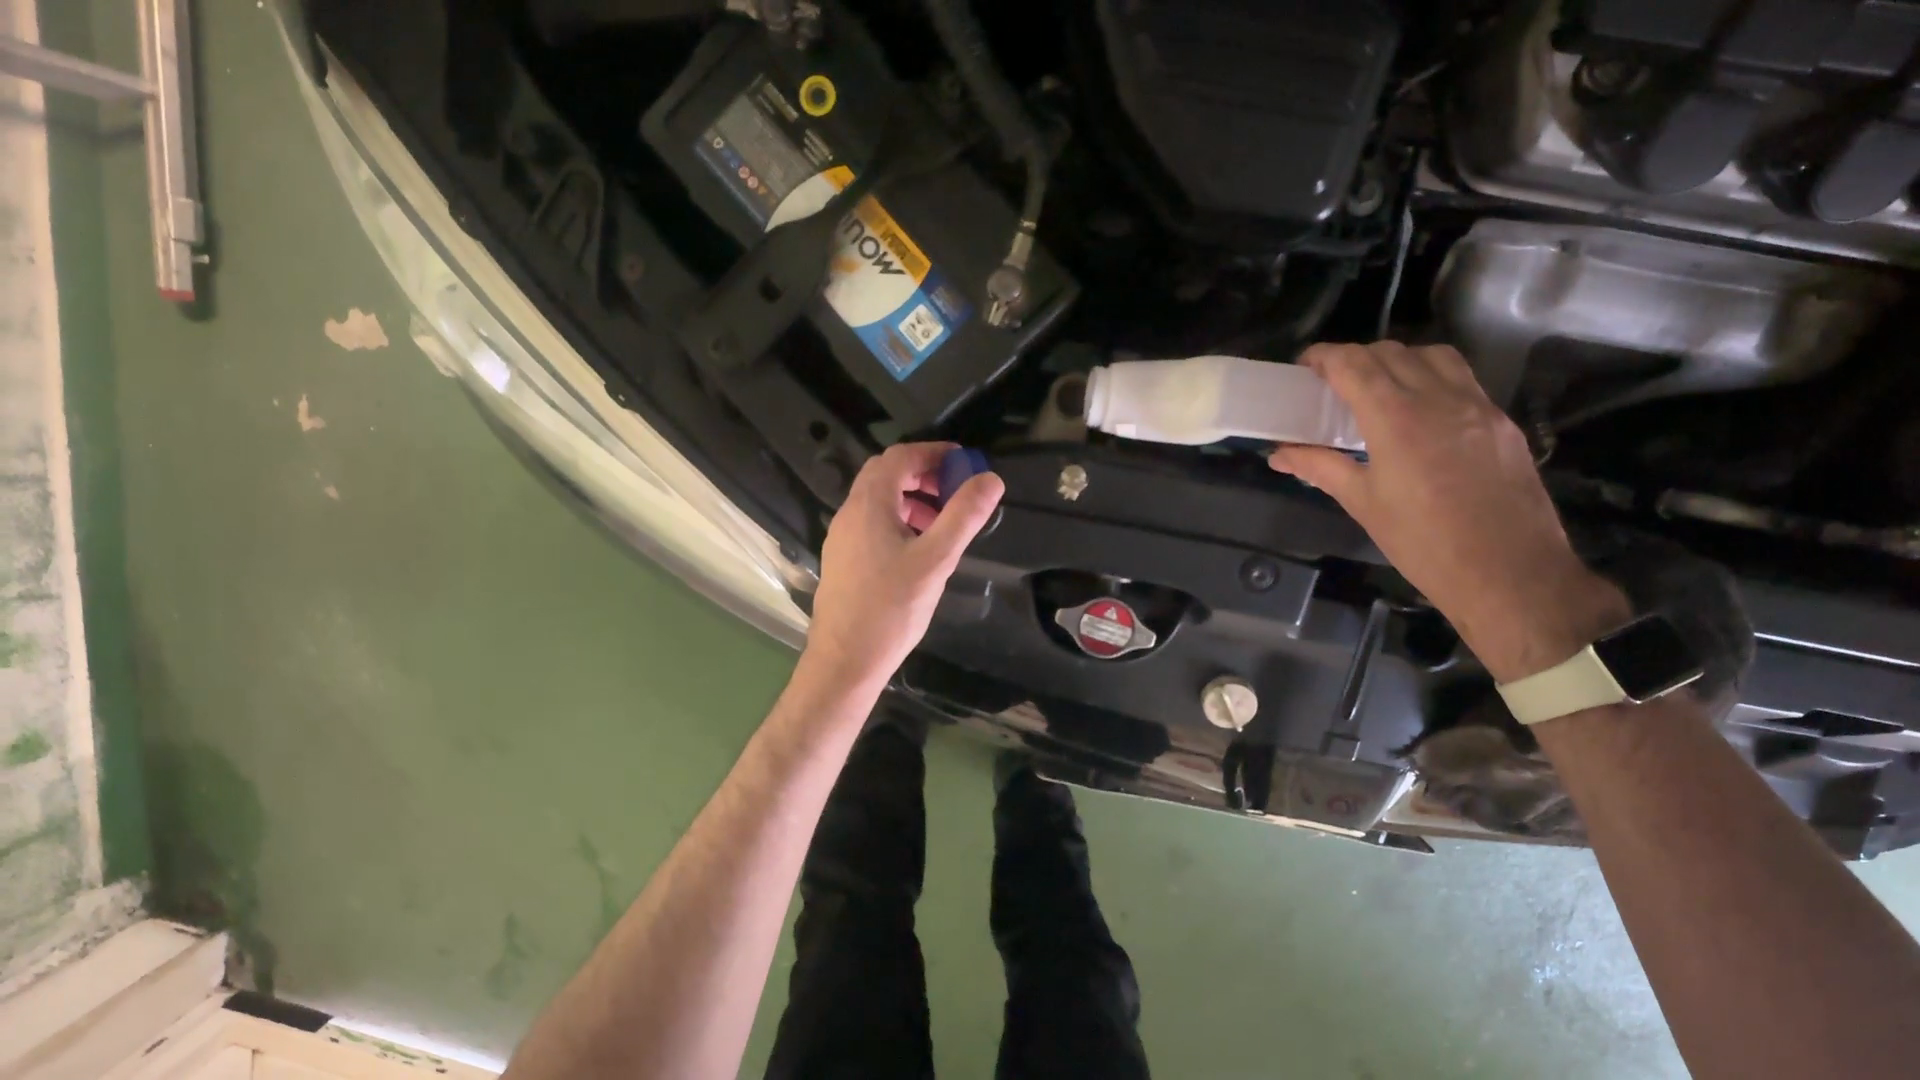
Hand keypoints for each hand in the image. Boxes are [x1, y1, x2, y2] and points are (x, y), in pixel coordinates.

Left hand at [803, 442, 1004, 688]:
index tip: (965, 462)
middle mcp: (849, 514)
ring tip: (942, 523)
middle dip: (922, 474)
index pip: (899, 457)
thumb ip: (963, 516)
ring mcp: (842, 538)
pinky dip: (898, 521)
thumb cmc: (891, 608)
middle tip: (955, 490)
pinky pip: (871, 524)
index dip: (933, 453)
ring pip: (877, 502)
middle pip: (885, 475)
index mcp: (869, 505)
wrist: (844, 660)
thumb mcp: (936, 560)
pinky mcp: (842, 560)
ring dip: (911, 500)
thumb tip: (990, 479)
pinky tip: (918, 551)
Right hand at [1268, 342, 1627, 682]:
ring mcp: (1476, 406)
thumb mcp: (1363, 504)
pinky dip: (1432, 378)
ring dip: (1398, 360)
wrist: (1509, 573)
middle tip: (1333, 384)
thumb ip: (1320, 467)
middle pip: (1390, 353)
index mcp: (1396, 418)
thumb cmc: (1424, 544)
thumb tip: (1279, 453)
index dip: (1324, 357)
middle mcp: (1438, 398)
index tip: (1305, 368)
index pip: (1353, 364)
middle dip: (1356, 358)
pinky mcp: (1500, 421)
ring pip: (1432, 356)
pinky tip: (1421, 411)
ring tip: (1380, 388)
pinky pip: (1462, 379)